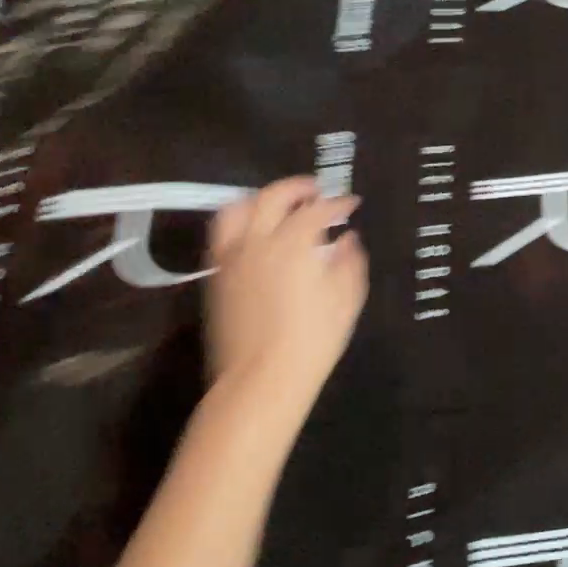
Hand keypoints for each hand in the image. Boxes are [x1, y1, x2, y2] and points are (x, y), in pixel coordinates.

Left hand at [204, 177, 367, 415]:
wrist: (262, 378)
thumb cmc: (313, 340)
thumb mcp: (346, 301)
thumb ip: (349, 262)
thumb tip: (347, 240)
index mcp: (294, 244)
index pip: (318, 210)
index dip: (338, 203)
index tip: (351, 203)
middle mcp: (258, 242)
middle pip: (271, 197)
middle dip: (296, 188)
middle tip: (315, 191)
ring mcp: (231, 258)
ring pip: (237, 210)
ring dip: (259, 200)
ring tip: (277, 206)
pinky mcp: (216, 277)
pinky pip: (223, 235)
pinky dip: (242, 224)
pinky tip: (256, 235)